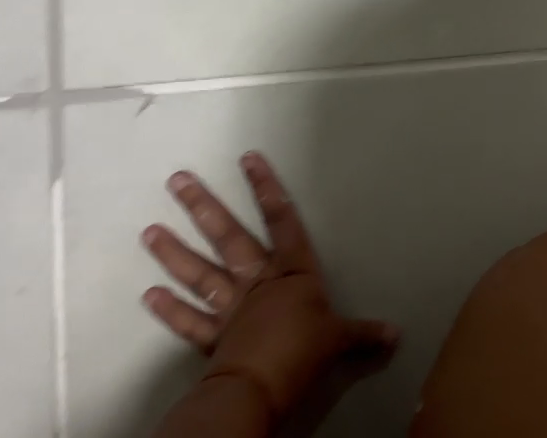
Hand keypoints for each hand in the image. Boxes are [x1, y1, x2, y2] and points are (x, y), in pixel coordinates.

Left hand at [141, 152, 399, 421]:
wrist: (260, 387)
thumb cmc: (303, 351)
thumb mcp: (340, 340)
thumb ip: (364, 333)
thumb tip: (397, 334)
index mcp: (292, 273)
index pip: (282, 221)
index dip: (267, 188)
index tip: (248, 159)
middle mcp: (257, 282)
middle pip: (229, 237)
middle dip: (204, 207)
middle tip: (177, 180)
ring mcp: (230, 307)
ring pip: (200, 272)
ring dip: (174, 252)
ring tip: (149, 230)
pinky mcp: (212, 338)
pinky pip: (189, 321)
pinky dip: (169, 310)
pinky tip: (149, 294)